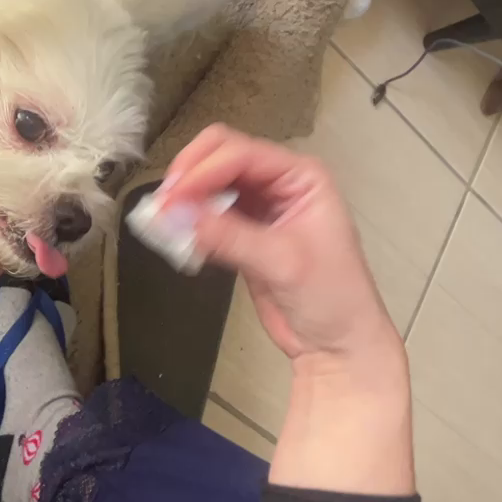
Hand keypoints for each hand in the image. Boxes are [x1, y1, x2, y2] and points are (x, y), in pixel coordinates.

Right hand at [156, 124, 395, 368]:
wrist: (339, 347)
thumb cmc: (331, 299)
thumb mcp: (284, 263)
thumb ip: (231, 236)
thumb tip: (176, 215)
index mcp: (300, 176)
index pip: (242, 154)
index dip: (204, 169)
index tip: (173, 197)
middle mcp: (278, 181)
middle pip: (221, 155)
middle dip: (190, 174)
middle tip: (163, 202)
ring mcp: (259, 203)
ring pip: (210, 181)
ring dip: (186, 195)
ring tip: (162, 218)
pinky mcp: (241, 229)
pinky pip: (206, 210)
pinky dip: (189, 217)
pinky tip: (175, 233)